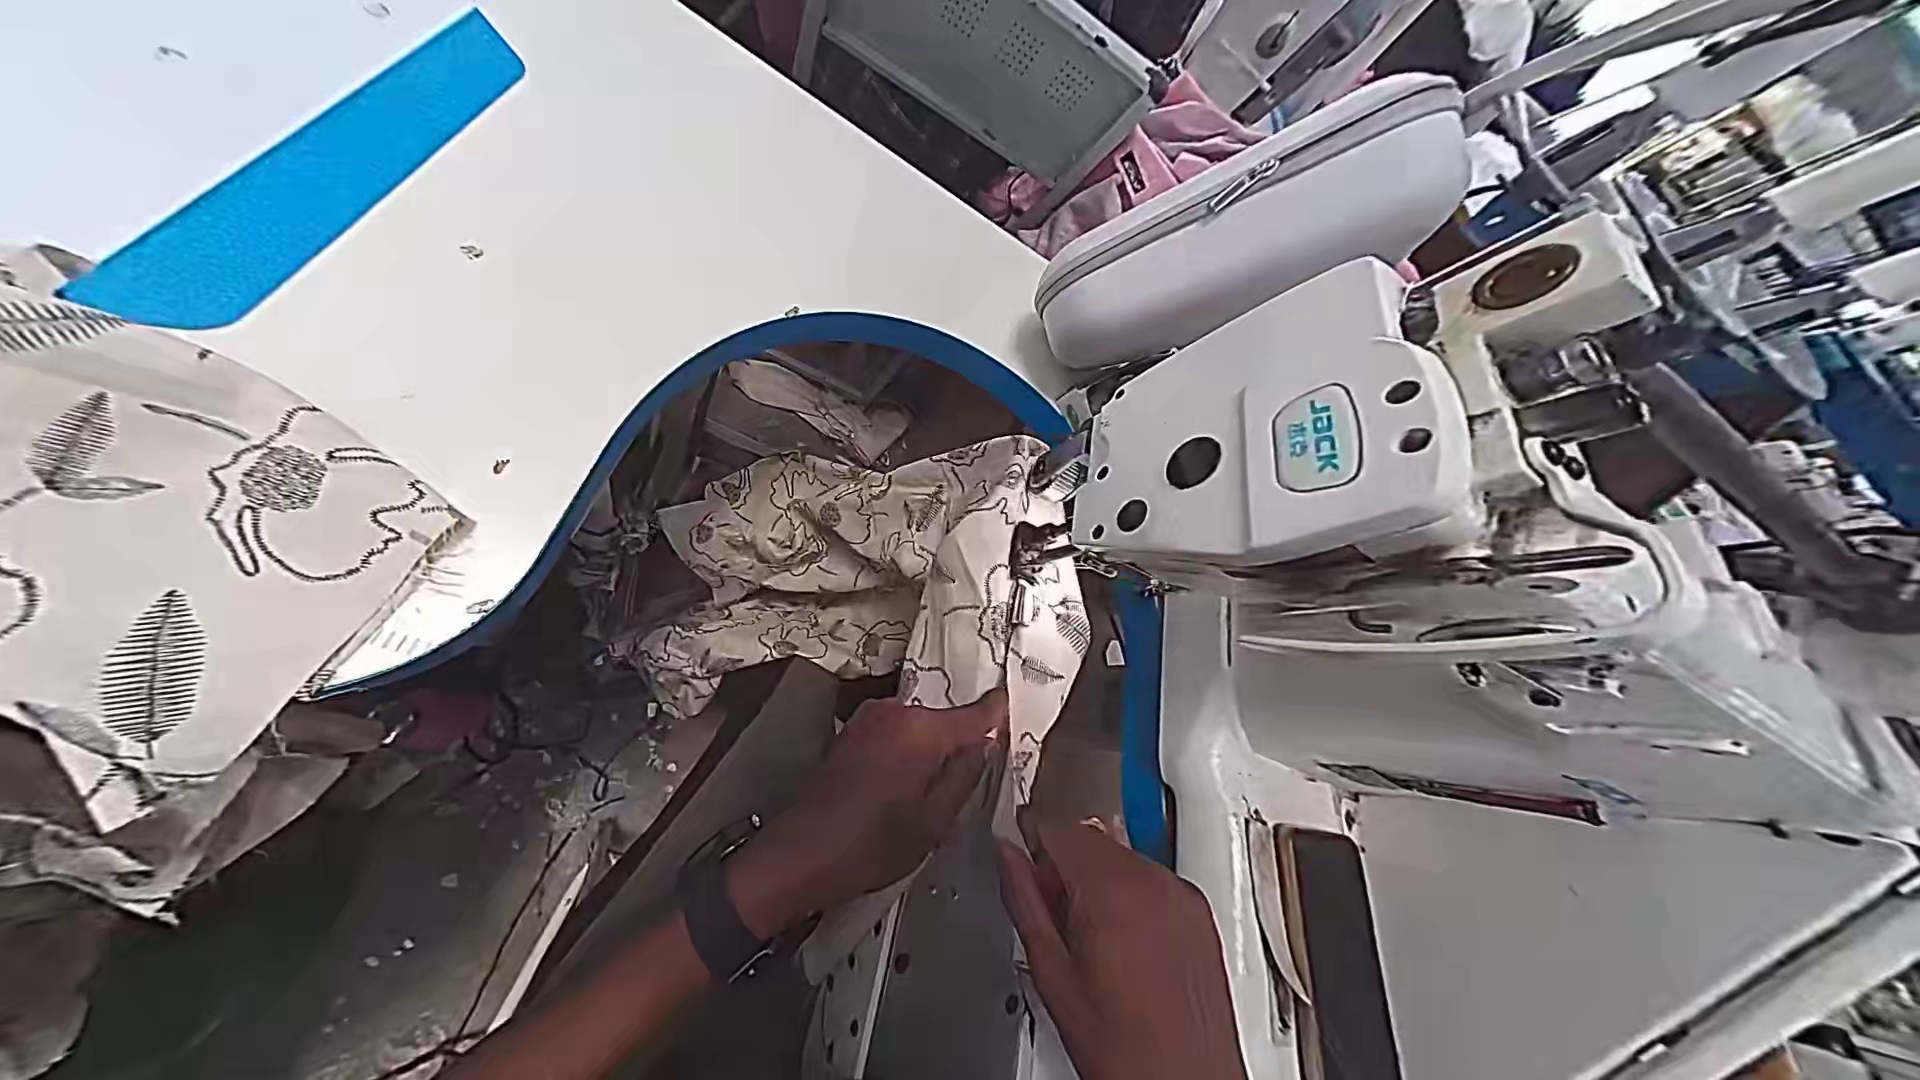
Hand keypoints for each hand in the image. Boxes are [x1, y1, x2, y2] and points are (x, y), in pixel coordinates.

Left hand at [725, 689, 1005, 937]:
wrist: (800, 854)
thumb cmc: (870, 844)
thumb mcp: (934, 821)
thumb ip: (966, 774)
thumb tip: (985, 744)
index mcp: (921, 730)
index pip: (976, 712)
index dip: (998, 713)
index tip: (1013, 713)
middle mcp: (896, 711)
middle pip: (946, 720)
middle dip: (960, 744)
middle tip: (964, 783)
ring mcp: (871, 718)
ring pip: (921, 727)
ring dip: (931, 749)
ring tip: (926, 794)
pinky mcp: (854, 730)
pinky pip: (897, 731)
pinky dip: (908, 750)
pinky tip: (901, 788)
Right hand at [999, 817, 1247, 1079]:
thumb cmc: (1125, 1049)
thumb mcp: (1052, 972)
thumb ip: (1024, 900)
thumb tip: (1007, 857)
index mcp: (1108, 888)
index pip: (1057, 826)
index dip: (1031, 834)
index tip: (1020, 845)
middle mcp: (1149, 879)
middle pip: (1089, 836)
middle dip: (1062, 860)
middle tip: (1050, 904)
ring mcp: (1178, 891)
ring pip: (1119, 853)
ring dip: (1096, 874)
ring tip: (1089, 932)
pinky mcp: (1197, 908)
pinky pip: (1151, 876)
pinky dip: (1130, 890)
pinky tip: (1123, 938)